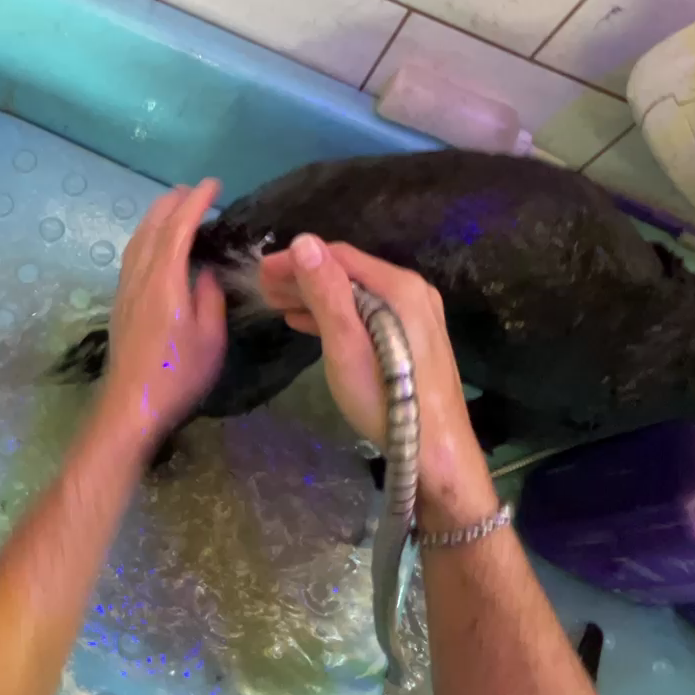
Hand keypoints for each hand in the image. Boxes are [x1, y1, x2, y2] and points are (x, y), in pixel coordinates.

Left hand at [95, 180, 228, 451]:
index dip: (196, 202)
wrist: (131, 406)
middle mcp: (139, 277)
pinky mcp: (120, 302)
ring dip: (156, 216)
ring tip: (174, 206)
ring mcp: (125, 289)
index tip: (213, 185)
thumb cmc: (178, 375)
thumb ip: (209, 298)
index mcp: (164, 281)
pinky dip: (147, 236)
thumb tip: (204, 273)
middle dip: (173, 202)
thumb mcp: (209, 338)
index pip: (179, 228)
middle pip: (153, 226)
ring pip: (138, 239)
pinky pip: (132, 254)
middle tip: (195, 190)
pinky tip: (154, 242)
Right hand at [257, 235, 497, 527]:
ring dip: (314, 295)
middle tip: (262, 289)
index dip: (296, 259)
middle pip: (347, 273)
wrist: (433, 453)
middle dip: (302, 276)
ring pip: (354, 294)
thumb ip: (326, 291)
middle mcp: (411, 292)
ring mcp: (414, 316)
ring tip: (276, 304)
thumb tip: (303, 241)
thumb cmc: (383, 398)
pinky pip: (365, 313)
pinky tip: (307, 323)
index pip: (338, 256)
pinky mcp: (411, 339)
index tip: (260, 272)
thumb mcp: (345, 343)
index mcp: (398, 288)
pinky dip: (333, 313)